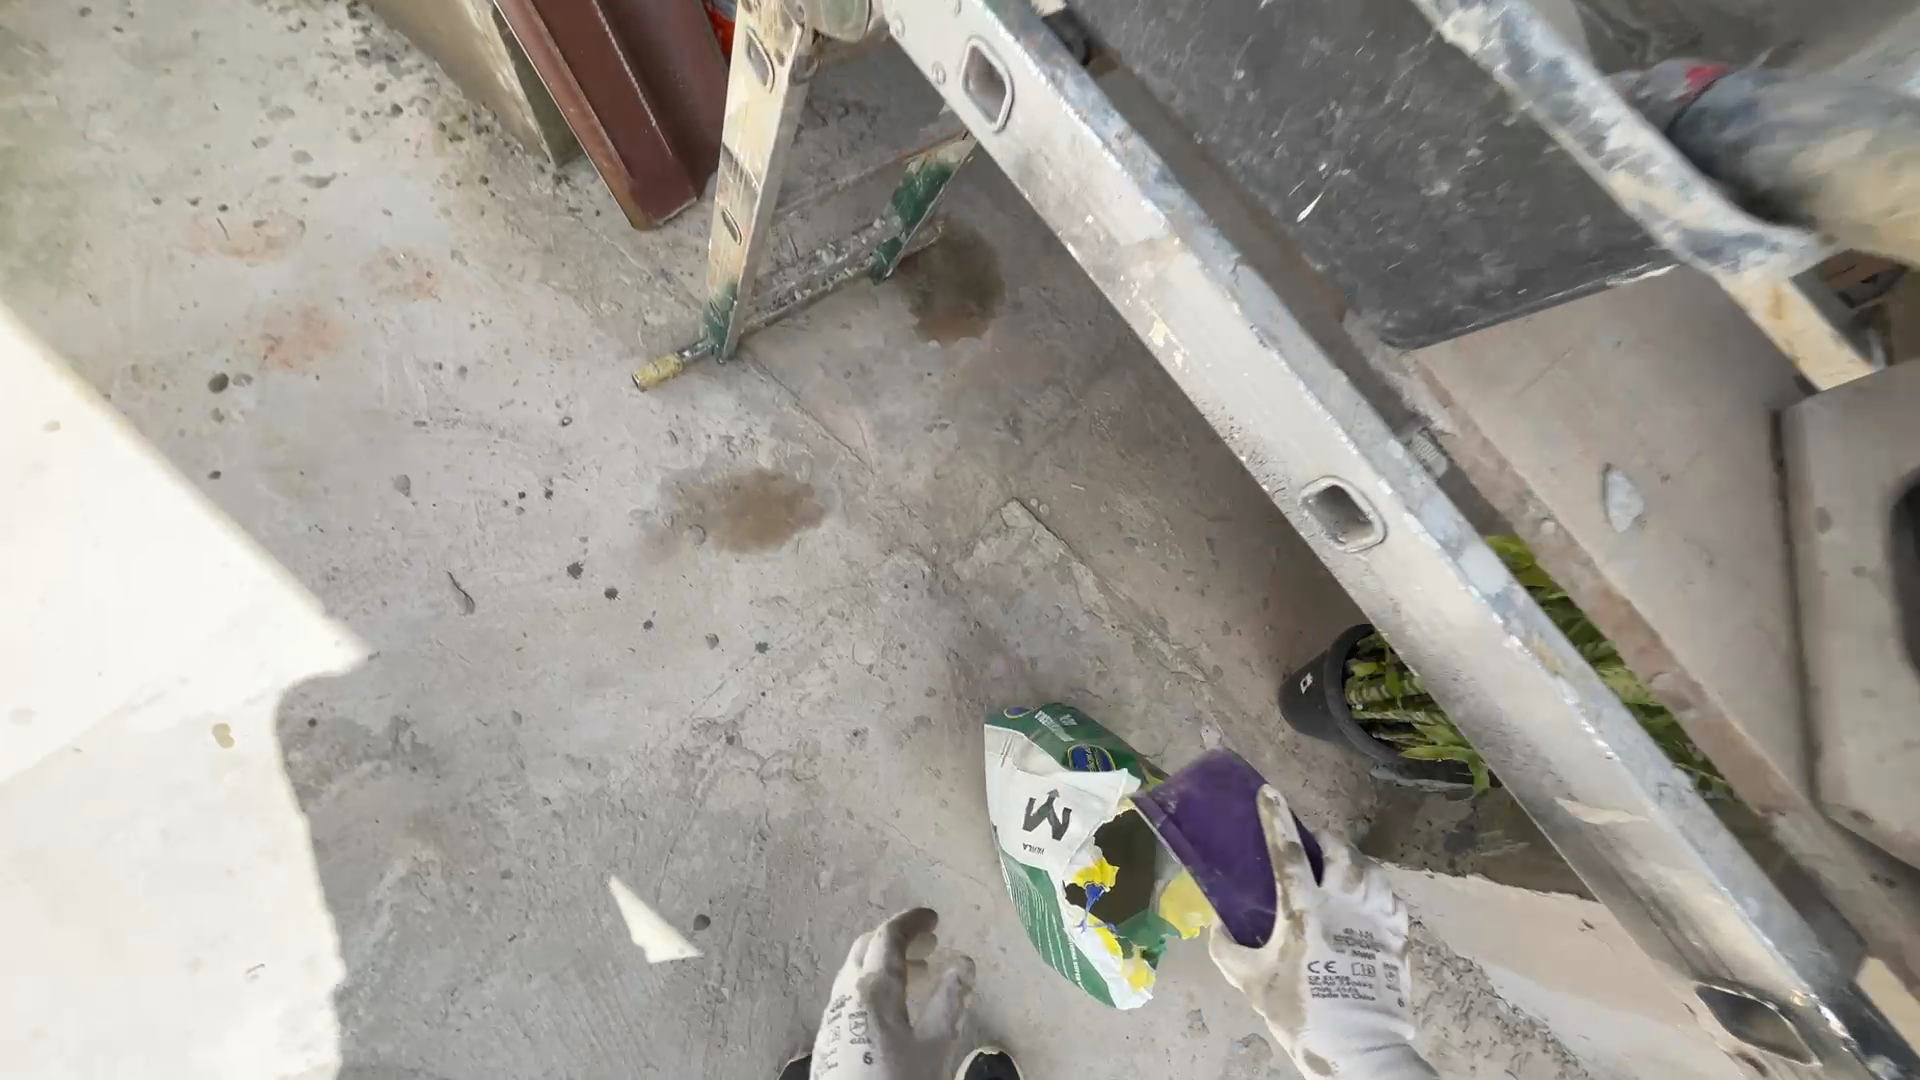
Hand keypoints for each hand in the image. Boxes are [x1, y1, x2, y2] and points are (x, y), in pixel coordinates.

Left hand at [812, 908, 975, 1079]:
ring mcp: (832, 1020)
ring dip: (886, 964)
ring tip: (920, 976)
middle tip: (930, 945)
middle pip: (866, 948)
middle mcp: (845, 995)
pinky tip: (895, 1010)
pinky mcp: (827, 1044)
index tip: (935, 919)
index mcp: (872, 990)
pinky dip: (874, 987)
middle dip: (899, 940)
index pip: (888, 936)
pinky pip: (850, 996)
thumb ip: (950, 1002)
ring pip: (855, 973)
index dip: (912, 922)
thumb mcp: (935, 1049)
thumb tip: (964, 964)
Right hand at [1209, 787, 1435, 1079]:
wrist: (1360, 1054)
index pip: (1288, 852)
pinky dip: (1379, 890)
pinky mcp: (1399, 942)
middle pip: (1341, 852)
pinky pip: (1393, 900)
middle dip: (1326, 838)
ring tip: (1343, 868)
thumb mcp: (1250, 983)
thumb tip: (1215, 926)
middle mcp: (1343, 907)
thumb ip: (1226, 949)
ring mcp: (1376, 923)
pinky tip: (1369, 898)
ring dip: (1354, 862)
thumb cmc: (1302, 1014)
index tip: (1269, 791)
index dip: (1277, 818)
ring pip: (1372, 872)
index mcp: (1303, 912)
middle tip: (1314, 842)